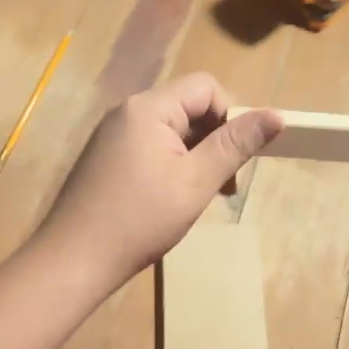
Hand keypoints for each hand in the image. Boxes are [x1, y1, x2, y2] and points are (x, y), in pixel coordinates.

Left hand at [34, 73, 281, 287]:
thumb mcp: (196, 183)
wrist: (72, 262)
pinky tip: (169, 200)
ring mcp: (113, 132)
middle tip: (221, 187)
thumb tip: (276, 115)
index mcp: (149, 108)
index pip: (206, 87)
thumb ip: (235, 145)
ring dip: (194, 155)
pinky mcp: (105, 155)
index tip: (232, 160)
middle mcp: (128, 110)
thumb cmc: (139, 221)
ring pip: (171, 128)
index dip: (229, 116)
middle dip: (213, 139)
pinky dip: (170, 163)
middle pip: (188, 106)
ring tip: (196, 198)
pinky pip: (150, 144)